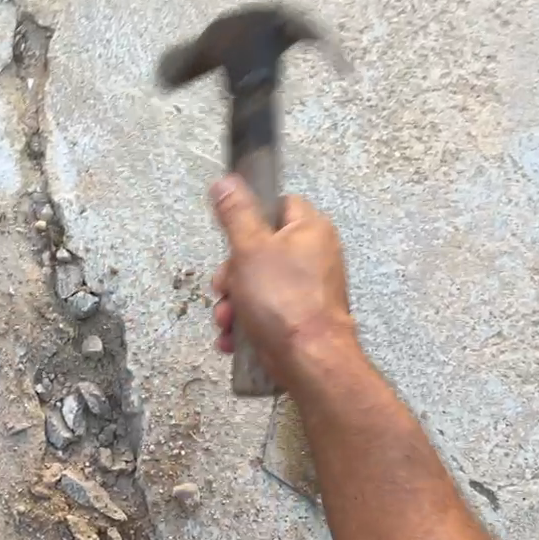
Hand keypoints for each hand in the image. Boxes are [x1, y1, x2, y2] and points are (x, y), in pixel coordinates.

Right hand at [209, 175, 357, 384]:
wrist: (308, 358)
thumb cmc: (284, 301)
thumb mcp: (250, 249)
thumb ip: (236, 214)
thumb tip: (225, 181)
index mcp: (310, 229)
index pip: (277, 207)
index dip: (249, 223)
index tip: (232, 243)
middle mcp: (313, 256)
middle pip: (258, 252)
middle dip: (231, 277)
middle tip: (224, 290)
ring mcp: (307, 289)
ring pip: (256, 287)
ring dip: (233, 306)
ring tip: (227, 322)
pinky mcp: (298, 318)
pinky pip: (264, 313)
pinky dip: (245, 326)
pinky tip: (233, 339)